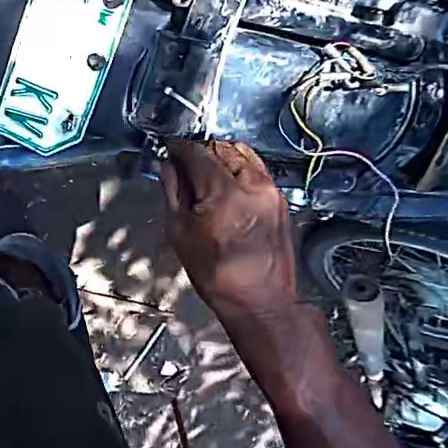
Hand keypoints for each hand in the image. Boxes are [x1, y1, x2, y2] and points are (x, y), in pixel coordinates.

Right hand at [161, 140, 299, 322]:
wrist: (260, 300)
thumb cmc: (214, 272)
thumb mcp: (180, 231)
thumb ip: (172, 191)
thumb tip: (167, 165)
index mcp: (223, 192)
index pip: (197, 152)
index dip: (179, 147)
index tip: (168, 149)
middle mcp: (252, 184)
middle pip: (221, 148)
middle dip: (199, 151)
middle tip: (183, 163)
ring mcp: (270, 190)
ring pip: (241, 155)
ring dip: (220, 157)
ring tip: (203, 174)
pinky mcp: (280, 199)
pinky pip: (256, 169)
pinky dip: (237, 168)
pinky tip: (224, 184)